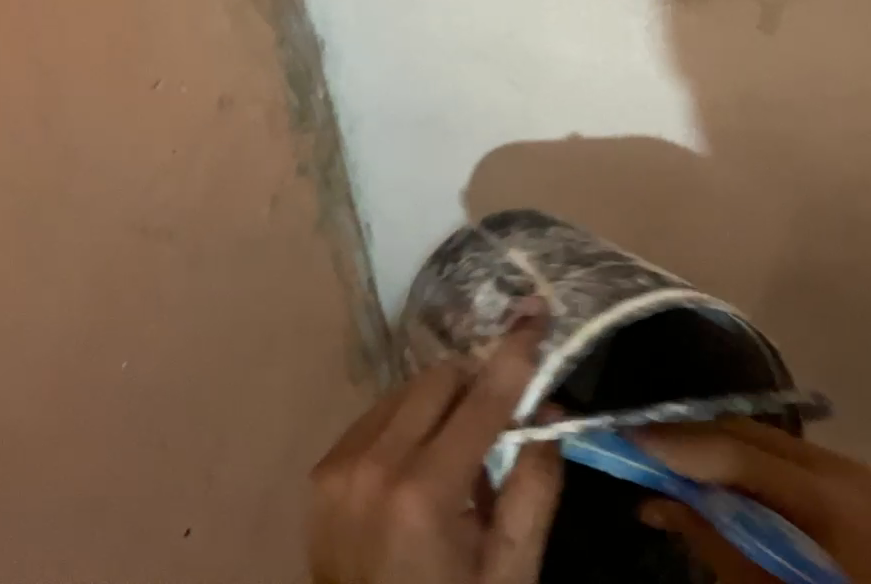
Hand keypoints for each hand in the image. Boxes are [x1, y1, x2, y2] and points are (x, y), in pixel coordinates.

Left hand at [308, 320, 562, 583]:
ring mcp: (339, 466)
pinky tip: (418, 465)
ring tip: (455, 456)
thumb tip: (547, 407)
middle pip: (439, 379)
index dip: (515, 352)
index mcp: (425, 495)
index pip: (483, 399)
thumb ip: (535, 485)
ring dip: (442, 404)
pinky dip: (407, 423)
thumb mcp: (511, 570)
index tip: (536, 312)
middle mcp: (373, 466)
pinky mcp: (323, 470)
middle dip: (477, 386)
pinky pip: (376, 415)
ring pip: (406, 390)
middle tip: (499, 422)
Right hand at [634, 419, 870, 583]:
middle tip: (636, 443)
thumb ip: (714, 542)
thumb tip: (655, 500)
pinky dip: (744, 464)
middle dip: (689, 437)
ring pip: (764, 441)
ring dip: (713, 447)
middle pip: (749, 435)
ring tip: (665, 458)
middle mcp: (844, 469)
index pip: (738, 452)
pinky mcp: (854, 486)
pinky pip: (784, 460)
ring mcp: (855, 474)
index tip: (624, 435)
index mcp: (830, 498)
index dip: (676, 444)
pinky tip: (715, 478)